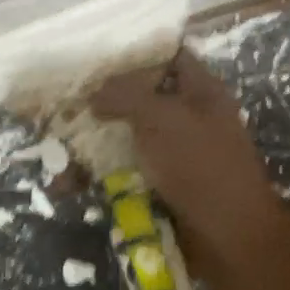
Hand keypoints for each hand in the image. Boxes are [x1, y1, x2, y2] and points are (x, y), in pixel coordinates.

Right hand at [89, 54, 279, 261]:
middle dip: (106, 99)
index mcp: (201, 92)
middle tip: (70, 99)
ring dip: (95, 140)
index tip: (99, 59)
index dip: (139, 54)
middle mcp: (189, 118)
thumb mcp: (162, 118)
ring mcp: (174, 152)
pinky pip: (123, 170)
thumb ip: (125, 96)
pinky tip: (69, 179)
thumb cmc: (201, 165)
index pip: (171, 56)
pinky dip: (97, 173)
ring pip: (127, 135)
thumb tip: (94, 96)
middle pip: (143, 96)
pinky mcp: (160, 183)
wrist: (228, 236)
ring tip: (61, 142)